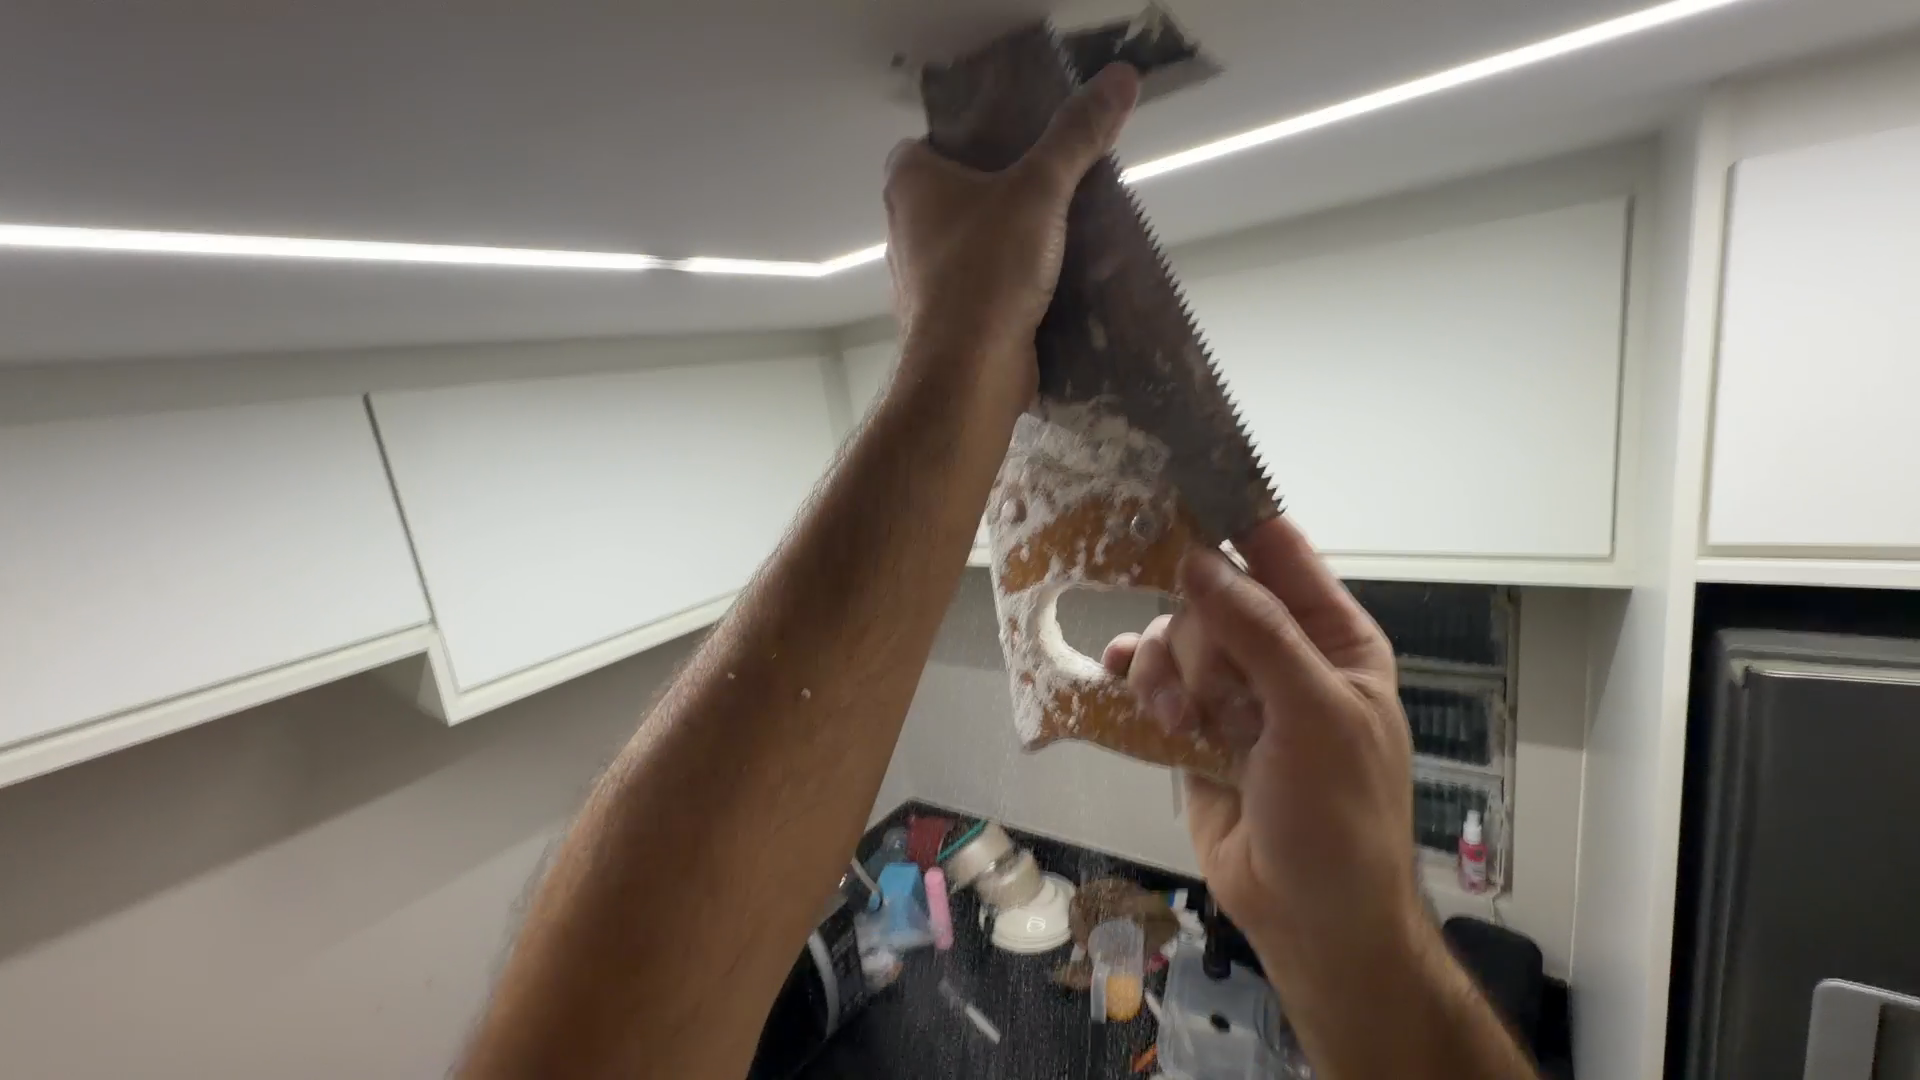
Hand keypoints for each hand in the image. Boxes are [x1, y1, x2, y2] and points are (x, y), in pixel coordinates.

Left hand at [881, 63, 1137, 398]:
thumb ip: (1076, 137)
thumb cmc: (988, 269)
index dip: (967, 138)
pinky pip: (977, 288)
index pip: (928, 142)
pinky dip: (1004, 284)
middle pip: (952, 195)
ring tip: (1055, 233)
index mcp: (908, 184)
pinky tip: (1044, 283)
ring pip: (966, 246)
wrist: (969, 371)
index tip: (1013, 144)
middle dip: (996, 191)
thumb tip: (1120, 77)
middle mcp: (903, 230)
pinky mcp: (943, 322)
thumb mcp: (1039, 190)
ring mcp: (920, 282)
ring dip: (1002, 242)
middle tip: (1048, 184)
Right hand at [1101, 519, 1424, 990]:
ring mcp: (1235, 688)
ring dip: (1164, 672)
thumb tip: (1197, 558)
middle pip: (1211, 596)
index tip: (1177, 494)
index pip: (1280, 552)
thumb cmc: (1336, 816)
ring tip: (1177, 723)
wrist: (1307, 914)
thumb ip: (1259, 632)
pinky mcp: (1194, 720)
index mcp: (1331, 637)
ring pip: (1175, 637)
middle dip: (1195, 639)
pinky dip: (1136, 679)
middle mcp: (1280, 652)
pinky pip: (1153, 677)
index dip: (1233, 520)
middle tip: (1205, 694)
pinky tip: (1119, 682)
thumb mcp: (1313, 716)